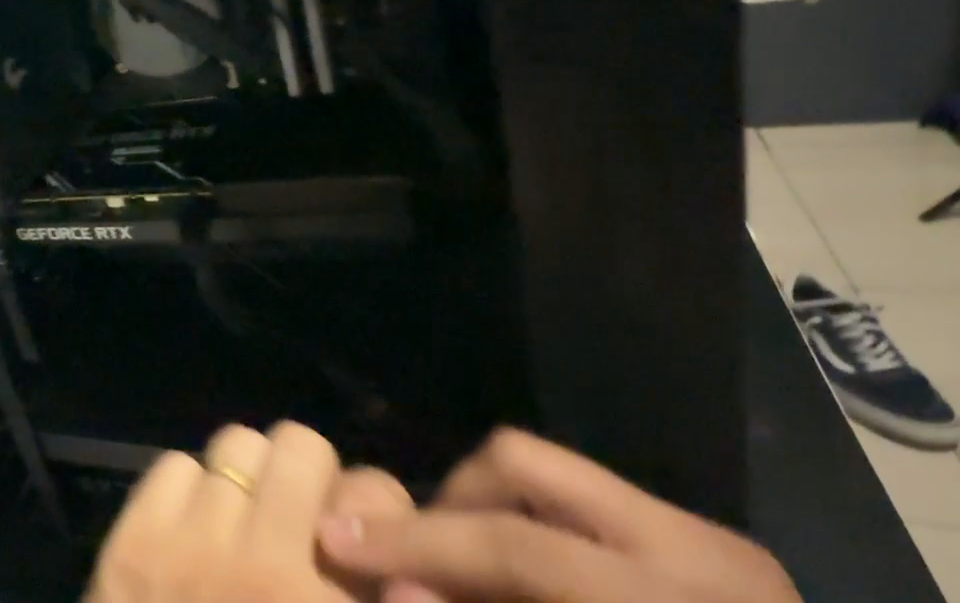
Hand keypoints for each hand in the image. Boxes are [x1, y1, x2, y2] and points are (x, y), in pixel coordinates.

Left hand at [87, 422, 414, 602]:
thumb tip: (403, 566)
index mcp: (321, 599)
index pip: (374, 491)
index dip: (369, 503)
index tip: (351, 527)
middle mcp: (261, 561)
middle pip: (297, 444)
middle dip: (305, 476)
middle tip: (297, 517)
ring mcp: (188, 544)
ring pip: (233, 444)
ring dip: (247, 478)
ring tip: (244, 521)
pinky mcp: (131, 542)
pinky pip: (174, 466)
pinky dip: (190, 488)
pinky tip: (195, 532)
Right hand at [316, 428, 800, 602]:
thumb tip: (397, 586)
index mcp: (666, 598)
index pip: (513, 545)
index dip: (416, 544)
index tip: (336, 539)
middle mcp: (692, 550)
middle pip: (521, 461)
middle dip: (446, 498)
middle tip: (413, 550)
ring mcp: (707, 542)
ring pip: (550, 475)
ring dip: (486, 513)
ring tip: (463, 569)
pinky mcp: (713, 550)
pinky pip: (586, 513)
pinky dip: (536, 540)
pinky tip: (524, 585)